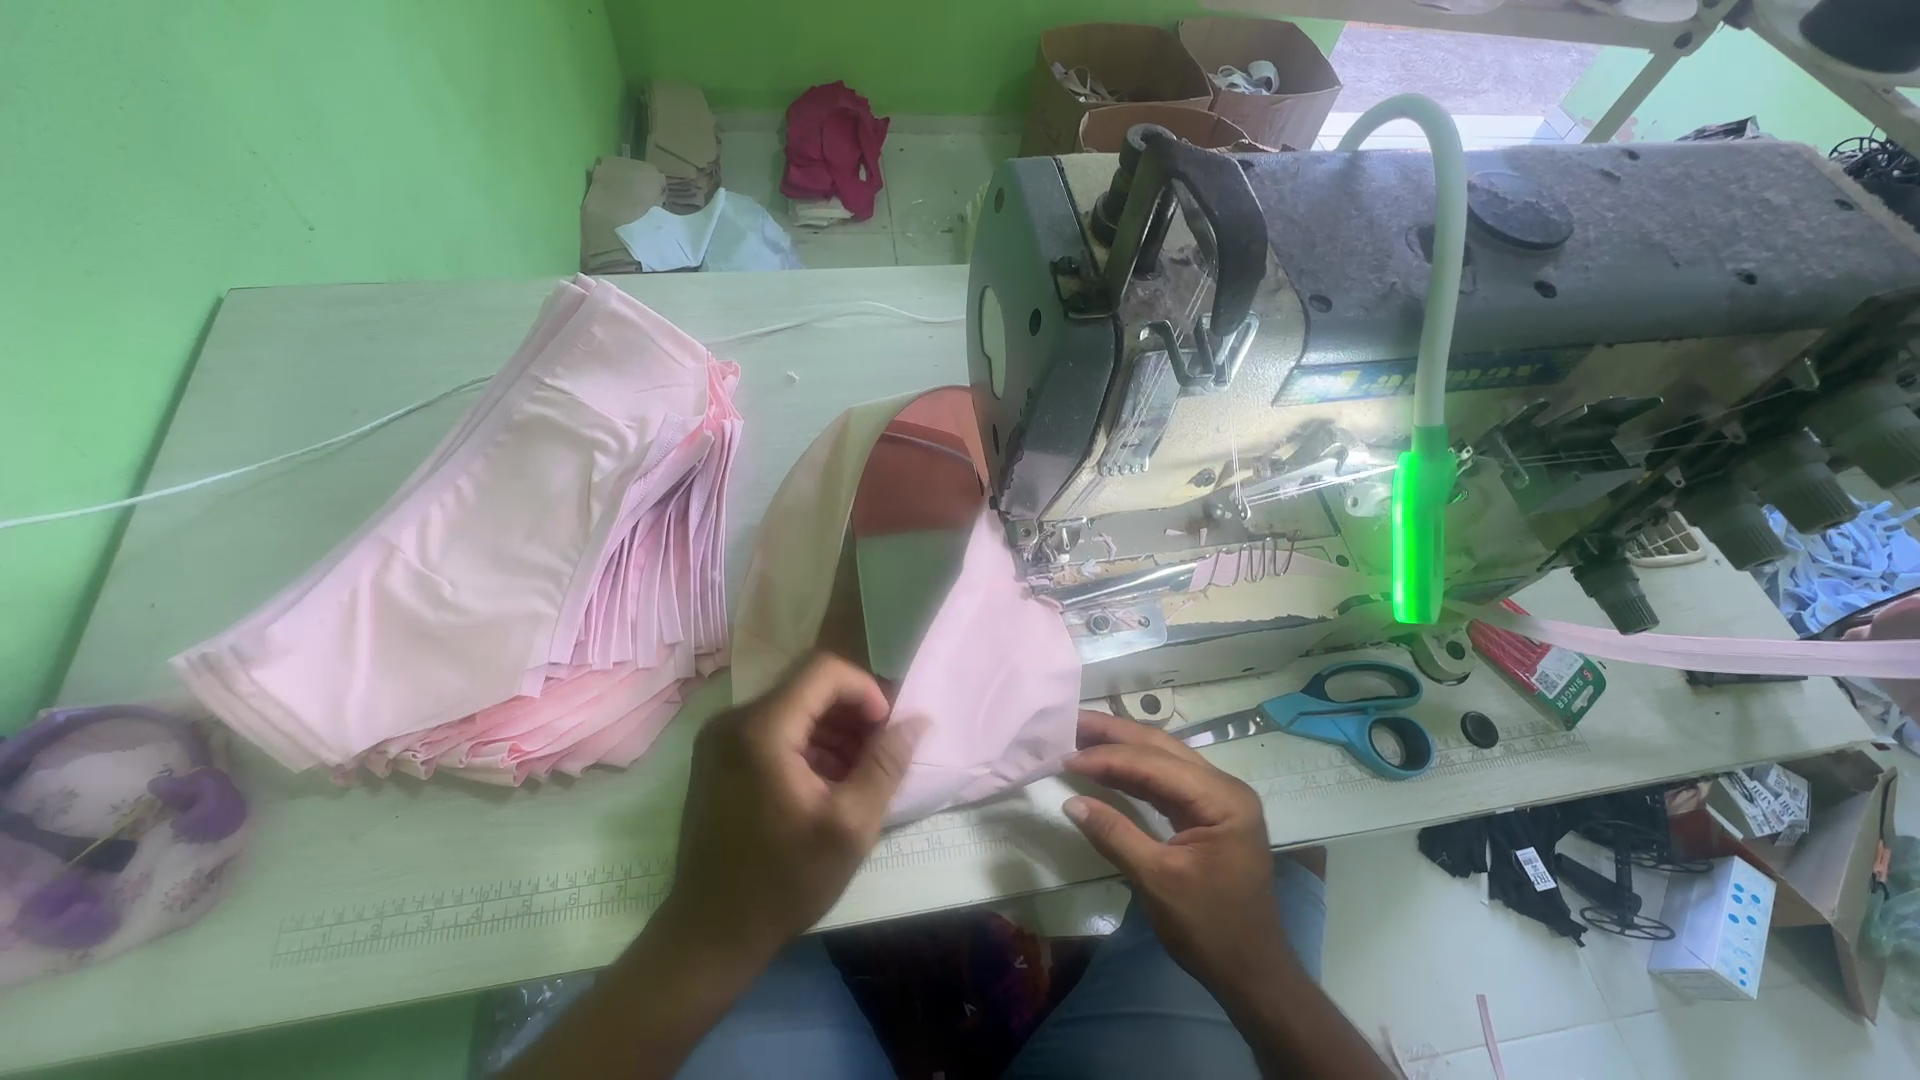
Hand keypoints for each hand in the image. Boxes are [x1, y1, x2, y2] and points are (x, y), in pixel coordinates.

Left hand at [662, 653, 924, 963]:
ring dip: (831, 731)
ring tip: (857, 776)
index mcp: (761, 729)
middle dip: (851, 714)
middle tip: (878, 755)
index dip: (866, 690)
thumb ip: (886, 764)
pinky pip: (771, 732)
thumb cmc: (784, 881)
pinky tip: (826, 786)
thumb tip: (916, 720)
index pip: (824, 671)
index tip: (887, 730)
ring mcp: (719, 741)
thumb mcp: (850, 825)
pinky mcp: (716, 760)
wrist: (710, 933)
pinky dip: (805, 746)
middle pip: (806, 688)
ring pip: (791, 709)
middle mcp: (732, 721)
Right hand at [1062, 711, 1289, 994]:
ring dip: (1123, 750)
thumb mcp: (1156, 881)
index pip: (1156, 764)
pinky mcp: (1208, 815)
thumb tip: (1071, 802)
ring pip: (1164, 761)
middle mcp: (1225, 789)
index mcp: (1223, 799)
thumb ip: (1115, 834)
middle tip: (1071, 722)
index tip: (1065, 756)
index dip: (1108, 757)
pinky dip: (1134, 774)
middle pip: (1163, 749)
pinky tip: (1107, 769)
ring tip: (1081, 736)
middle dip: (1115, 735)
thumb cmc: (1209, 928)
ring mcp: (1219, 801)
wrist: (1251, 971)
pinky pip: (1167, 783)